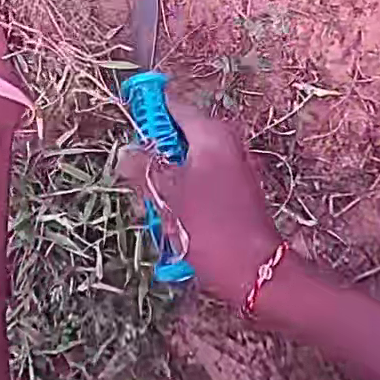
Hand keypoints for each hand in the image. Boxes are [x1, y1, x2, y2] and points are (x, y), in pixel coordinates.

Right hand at [118, 101, 281, 306]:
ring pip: (182, 163)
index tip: (127, 127)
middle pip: (176, 136)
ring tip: (156, 208)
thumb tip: (124, 151)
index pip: (173, 106)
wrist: (255, 273)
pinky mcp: (230, 192)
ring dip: (162, 182)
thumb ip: (142, 166)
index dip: (147, 113)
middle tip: (139, 179)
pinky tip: (171, 221)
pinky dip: (178, 195)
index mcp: (211, 135)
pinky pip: (194, 182)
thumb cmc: (209, 228)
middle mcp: (224, 144)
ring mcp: (229, 168)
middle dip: (153, 155)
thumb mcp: (167, 194)